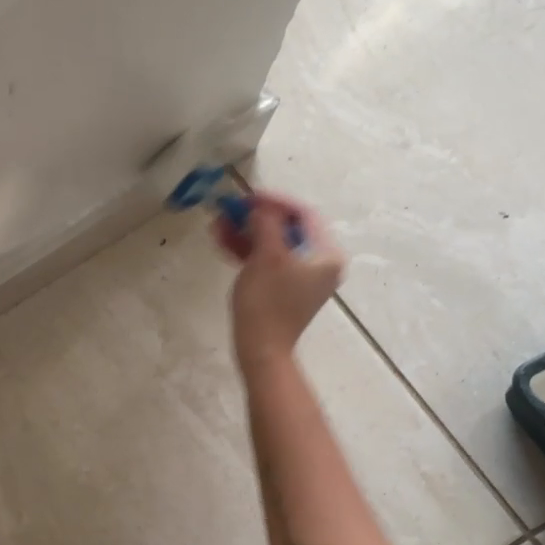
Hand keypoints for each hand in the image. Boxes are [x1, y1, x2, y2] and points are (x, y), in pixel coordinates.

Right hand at [214, 191, 345, 369]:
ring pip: (273, 244)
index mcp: (326, 255)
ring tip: (218, 224)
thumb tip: (261, 205)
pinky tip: (223, 241)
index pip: (303, 214)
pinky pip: (267, 261)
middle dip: (255, 218)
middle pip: (287, 228)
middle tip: (229, 210)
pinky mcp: (283, 289)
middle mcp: (319, 264)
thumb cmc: (267, 302)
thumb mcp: (267, 255)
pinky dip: (247, 250)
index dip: (274, 201)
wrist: (260, 348)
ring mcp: (301, 278)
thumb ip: (266, 223)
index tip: (246, 196)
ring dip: (246, 232)